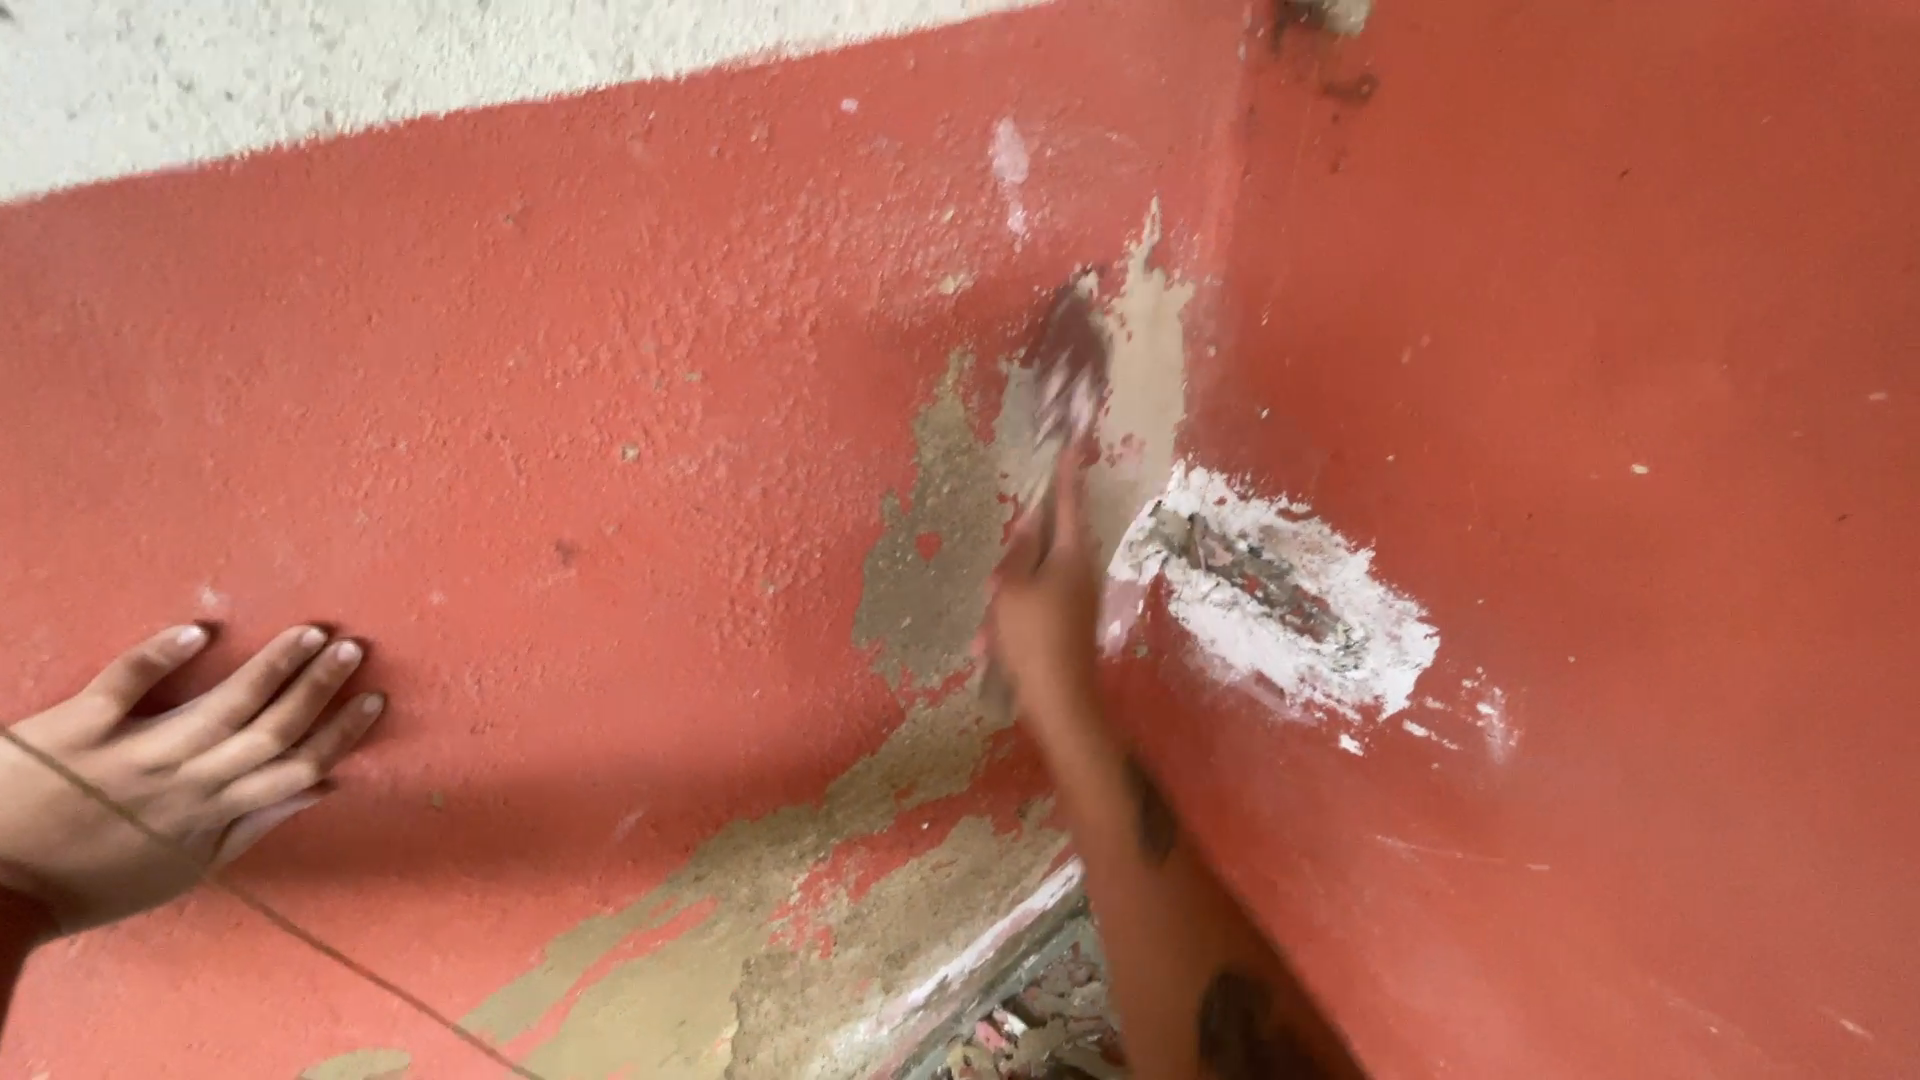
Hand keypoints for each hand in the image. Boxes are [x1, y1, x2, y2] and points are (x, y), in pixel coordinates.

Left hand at [0, 624, 383, 932]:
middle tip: (352, 649)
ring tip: (309, 633)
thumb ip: (256, 824)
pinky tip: (197, 631)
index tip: (373, 698)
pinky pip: (120, 688)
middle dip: (319, 686)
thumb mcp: (186, 870)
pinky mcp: (70, 734)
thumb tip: (326, 786)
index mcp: (213, 812)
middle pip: (271, 728)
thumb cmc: (90, 885)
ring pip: (219, 704)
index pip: (299, 765)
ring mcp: (129, 755)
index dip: (342, 731)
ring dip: (270, 666)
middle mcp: (185, 781)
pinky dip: (157, 657)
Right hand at [988, 449, 1101, 723]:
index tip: (1071, 446)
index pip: (1068, 504)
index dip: (1066, 475)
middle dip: (1014, 562)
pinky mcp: (1068, 624)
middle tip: (994, 586)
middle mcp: (1080, 573)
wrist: (1058, 699)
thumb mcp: (1013, 587)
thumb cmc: (1032, 635)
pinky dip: (1011, 623)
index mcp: (1072, 556)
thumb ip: (1020, 550)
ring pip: (1032, 583)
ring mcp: (1076, 601)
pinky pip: (1033, 610)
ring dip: (1006, 600)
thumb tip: (1031, 520)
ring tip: (988, 631)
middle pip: (1044, 548)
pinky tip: (991, 648)